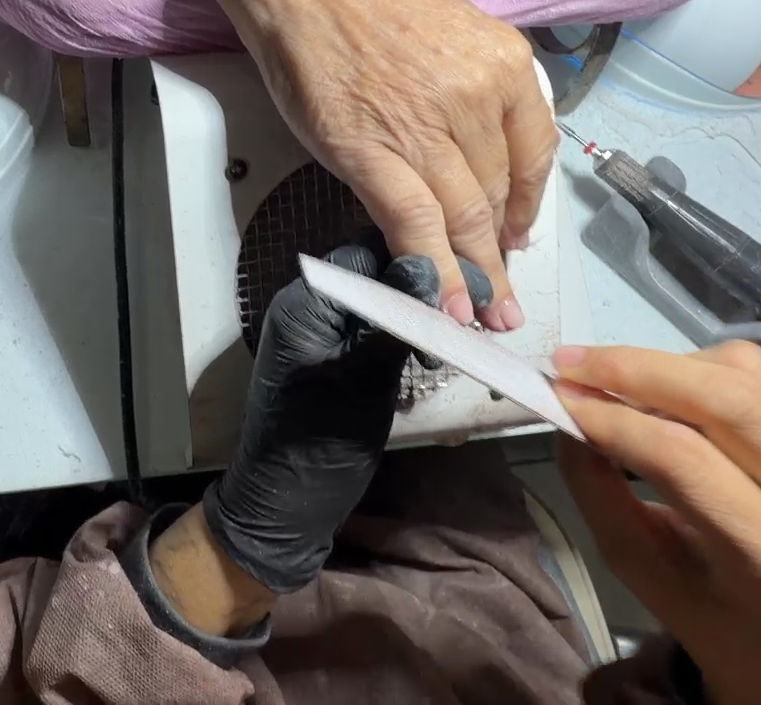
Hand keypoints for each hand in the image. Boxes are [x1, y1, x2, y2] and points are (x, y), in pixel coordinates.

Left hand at [202, 236, 482, 592]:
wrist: (284, 505)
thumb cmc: (317, 445)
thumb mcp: (363, 381)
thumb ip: (393, 322)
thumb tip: (429, 268)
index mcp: (305, 304)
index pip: (366, 254)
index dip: (418, 261)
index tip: (468, 283)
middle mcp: (309, 306)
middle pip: (374, 270)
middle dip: (425, 283)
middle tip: (476, 307)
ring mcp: (321, 330)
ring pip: (378, 296)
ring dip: (420, 307)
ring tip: (463, 327)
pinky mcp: (335, 354)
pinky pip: (373, 324)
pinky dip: (406, 329)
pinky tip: (437, 345)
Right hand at [231, 0, 555, 330]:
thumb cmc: (367, 6)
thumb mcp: (450, 37)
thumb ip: (474, 99)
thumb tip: (472, 166)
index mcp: (506, 67)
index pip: (534, 158)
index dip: (526, 211)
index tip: (516, 240)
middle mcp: (477, 100)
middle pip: (497, 196)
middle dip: (500, 256)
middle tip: (502, 299)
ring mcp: (426, 129)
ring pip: (464, 218)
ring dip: (474, 276)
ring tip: (479, 315)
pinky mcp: (373, 153)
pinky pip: (416, 222)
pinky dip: (434, 270)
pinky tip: (446, 305)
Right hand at [553, 342, 760, 704]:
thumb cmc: (699, 604)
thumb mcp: (630, 561)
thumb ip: (596, 484)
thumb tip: (567, 408)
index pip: (686, 462)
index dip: (613, 420)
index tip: (556, 398)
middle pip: (730, 403)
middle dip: (635, 370)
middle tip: (569, 363)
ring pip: (742, 376)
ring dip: (659, 365)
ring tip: (609, 378)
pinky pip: (759, 372)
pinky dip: (693, 363)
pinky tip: (663, 388)